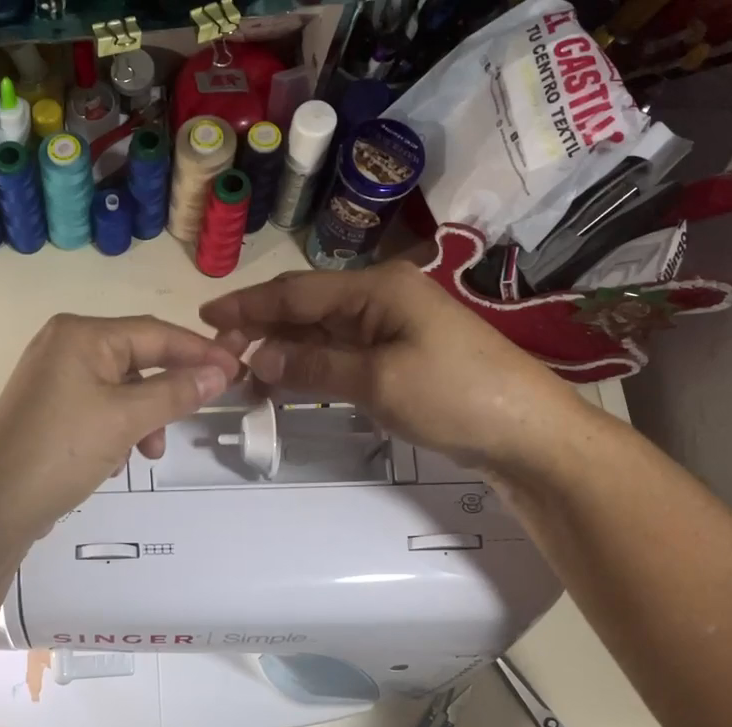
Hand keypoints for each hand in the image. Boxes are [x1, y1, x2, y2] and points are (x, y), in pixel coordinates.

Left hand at [0, 315, 239, 543]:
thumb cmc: (60, 452)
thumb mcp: (125, 420)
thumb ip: (176, 394)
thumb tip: (219, 374)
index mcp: (81, 334)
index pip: (156, 333)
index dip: (199, 353)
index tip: (237, 373)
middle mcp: (64, 346)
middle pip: (138, 360)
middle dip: (166, 395)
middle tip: (190, 423)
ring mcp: (52, 379)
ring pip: (121, 390)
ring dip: (143, 420)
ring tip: (146, 455)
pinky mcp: (48, 411)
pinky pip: (98, 410)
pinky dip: (117, 431)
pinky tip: (115, 462)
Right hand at [200, 261, 580, 468]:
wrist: (526, 432)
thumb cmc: (455, 395)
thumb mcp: (377, 380)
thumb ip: (314, 365)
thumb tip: (256, 356)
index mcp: (377, 289)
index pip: (297, 292)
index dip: (249, 305)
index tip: (206, 315)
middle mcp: (381, 300)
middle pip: (307, 307)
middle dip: (261, 327)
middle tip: (218, 354)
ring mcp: (393, 329)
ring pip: (321, 332)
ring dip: (282, 349)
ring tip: (242, 372)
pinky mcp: (400, 358)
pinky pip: (341, 355)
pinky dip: (310, 366)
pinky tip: (287, 380)